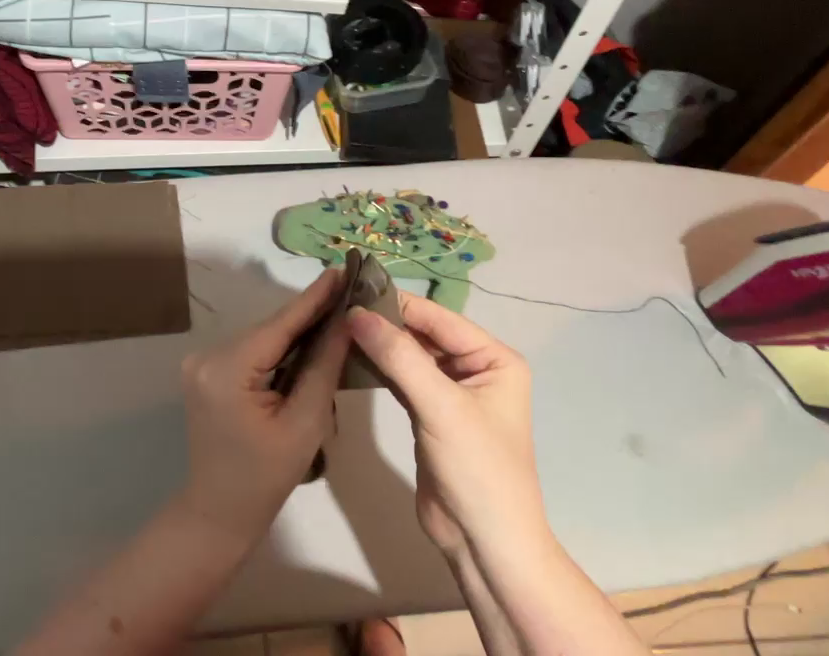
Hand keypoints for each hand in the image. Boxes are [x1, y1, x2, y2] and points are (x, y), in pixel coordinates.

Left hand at [178, 270, 351, 544]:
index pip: (279, 325)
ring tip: (337, 317)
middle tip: (350, 295)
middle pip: (270, 330)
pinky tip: (309, 345)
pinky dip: (278, 351)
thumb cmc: (266, 476)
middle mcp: (207, 355)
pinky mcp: (207, 372)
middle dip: (310, 317)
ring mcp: (202, 363)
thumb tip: (345, 322)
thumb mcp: (304, 423)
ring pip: (262, 340)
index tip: (341, 269)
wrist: (219, 511)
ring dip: (296, 335)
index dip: (314, 298)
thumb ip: (323, 367)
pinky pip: (251, 353)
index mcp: (226, 368)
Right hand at [347, 295, 546, 557]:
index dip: (395, 302)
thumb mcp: (441, 407)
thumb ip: (399, 357)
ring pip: (408, 356)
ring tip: (335, 324)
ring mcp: (450, 393)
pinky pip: (400, 379)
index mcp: (493, 358)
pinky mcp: (428, 415)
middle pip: (422, 333)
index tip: (350, 287)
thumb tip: (355, 313)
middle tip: (335, 305)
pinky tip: (348, 357)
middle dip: (382, 321)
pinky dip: (376, 369)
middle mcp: (475, 368)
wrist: (484, 543)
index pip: (438, 317)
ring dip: (376, 344)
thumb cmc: (477, 469)